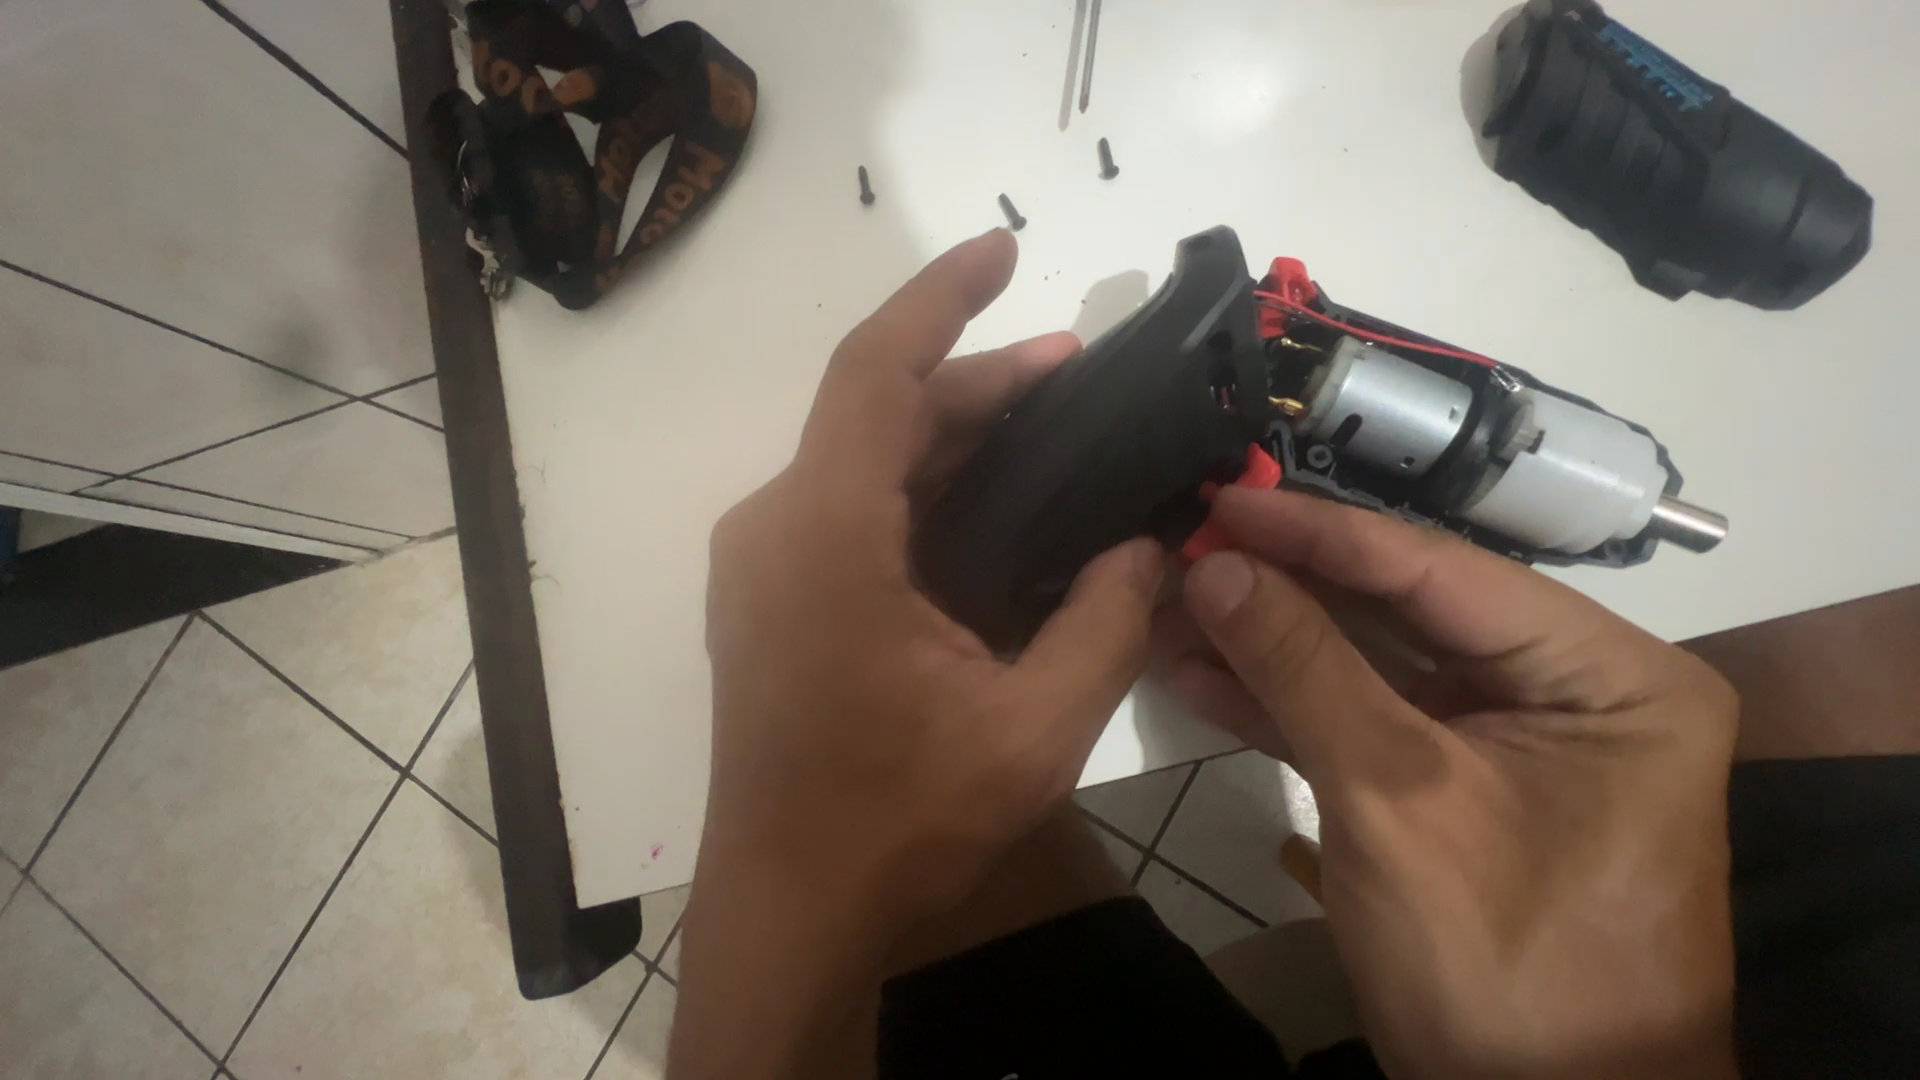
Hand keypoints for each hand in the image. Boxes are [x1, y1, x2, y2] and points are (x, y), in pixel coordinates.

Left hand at [701, 229, 1162, 939]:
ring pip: (862, 460)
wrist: (789, 910)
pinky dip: (916, 488)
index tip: (1001, 250)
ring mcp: (762, 563)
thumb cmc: (898, 825)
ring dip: (948, 435)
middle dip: (974, 382)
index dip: (940, 296)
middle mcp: (775, 527)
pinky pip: (847, 508)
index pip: (878, 371)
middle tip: (1075, 375)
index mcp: (827, 536)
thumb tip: (1147, 546)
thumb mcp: (1033, 730)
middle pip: (879, 413)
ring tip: (1047, 426)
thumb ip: (1106, 625)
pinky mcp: (769, 598)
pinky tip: (985, 507)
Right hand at [1157, 489, 1739, 1079]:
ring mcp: (1493, 730)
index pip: (1435, 571)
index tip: (1225, 502)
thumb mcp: (1392, 793)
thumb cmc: (1498, 955)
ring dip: (1262, 642)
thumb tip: (1214, 567)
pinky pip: (1350, 714)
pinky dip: (1272, 699)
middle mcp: (1556, 683)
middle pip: (1392, 608)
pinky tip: (1194, 674)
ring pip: (1359, 659)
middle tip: (1189, 549)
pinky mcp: (1437, 773)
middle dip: (1280, 587)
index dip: (1316, 532)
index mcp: (1602, 672)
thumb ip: (1300, 666)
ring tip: (1173, 609)